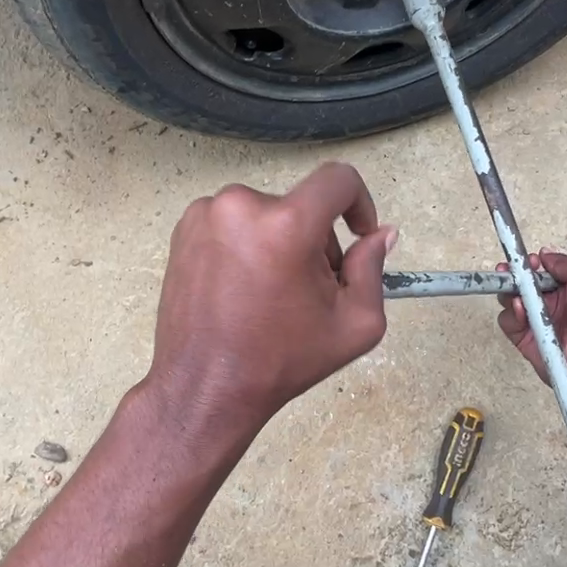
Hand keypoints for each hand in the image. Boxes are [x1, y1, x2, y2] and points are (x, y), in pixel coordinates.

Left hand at [147, 163, 396, 429]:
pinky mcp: (185, 227)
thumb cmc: (281, 360)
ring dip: (282, 242)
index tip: (358, 234)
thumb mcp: (354, 323)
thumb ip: (373, 269)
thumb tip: (381, 234)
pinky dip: (250, 245)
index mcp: (286, 225)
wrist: (206, 387)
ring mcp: (207, 214)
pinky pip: (236, 222)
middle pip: (302, 205)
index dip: (360, 203)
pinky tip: (245, 288)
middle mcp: (242, 206)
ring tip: (274, 293)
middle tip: (312, 289)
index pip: (339, 180)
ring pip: (269, 214)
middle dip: (317, 240)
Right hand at [496, 252, 566, 397]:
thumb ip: (565, 261)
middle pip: (524, 284)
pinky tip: (521, 311)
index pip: (543, 269)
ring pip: (512, 301)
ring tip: (519, 293)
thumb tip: (546, 256)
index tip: (528, 262)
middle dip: (514, 276)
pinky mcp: (530, 340)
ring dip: (511, 294)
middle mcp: (557, 304)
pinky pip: (509, 324)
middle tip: (511, 273)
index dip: (532, 263)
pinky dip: (511, 316)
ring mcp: (542, 322)